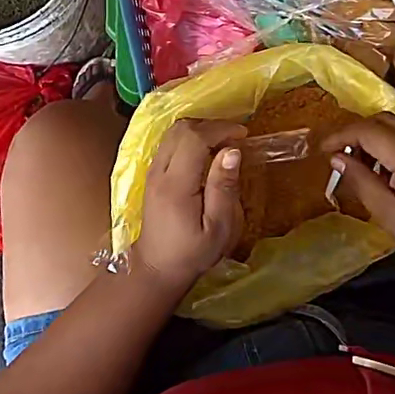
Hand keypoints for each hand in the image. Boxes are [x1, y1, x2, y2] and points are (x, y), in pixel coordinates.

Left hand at [130, 119, 246, 288]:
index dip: (220, 129)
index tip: (243, 135)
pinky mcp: (152, 174)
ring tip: (224, 142)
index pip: (194, 138)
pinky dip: (191, 137)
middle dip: (211, 125)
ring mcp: (151, 171)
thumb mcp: (218, 227)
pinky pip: (170, 142)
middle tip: (235, 137)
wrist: (157, 268)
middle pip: (181, 129)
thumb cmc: (193, 252)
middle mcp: (158, 172)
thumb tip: (232, 151)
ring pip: (173, 132)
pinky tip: (208, 151)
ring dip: (200, 129)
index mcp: (175, 185)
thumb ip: (224, 187)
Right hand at [322, 113, 394, 276]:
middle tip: (340, 156)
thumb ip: (360, 181)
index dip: (340, 136)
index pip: (366, 130)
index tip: (322, 151)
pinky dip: (390, 149)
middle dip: (357, 132)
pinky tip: (386, 177)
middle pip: (383, 120)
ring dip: (374, 140)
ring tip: (361, 170)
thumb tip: (337, 159)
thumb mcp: (387, 212)